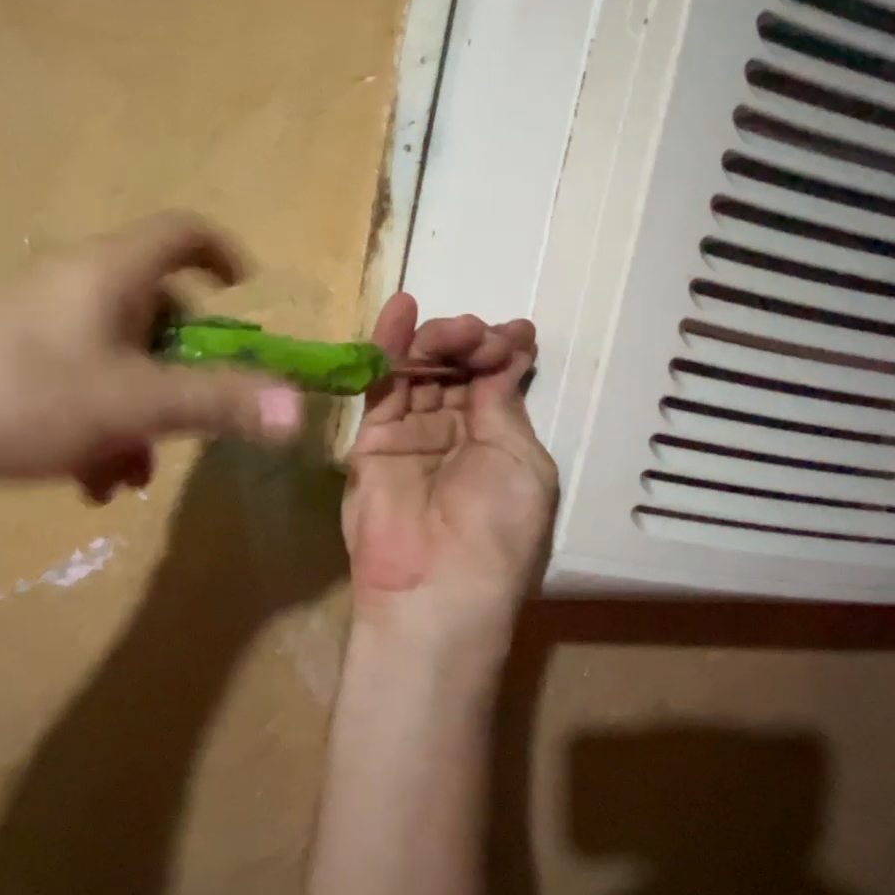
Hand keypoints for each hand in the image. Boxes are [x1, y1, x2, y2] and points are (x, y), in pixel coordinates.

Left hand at [0, 212, 304, 500]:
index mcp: (109, 271)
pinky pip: (77, 379)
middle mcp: (74, 282)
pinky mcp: (12, 357)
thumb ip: (218, 403)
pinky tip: (87, 482)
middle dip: (178, 374)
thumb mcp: (136, 407)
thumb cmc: (31, 403)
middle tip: (188, 424)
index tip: (245, 297)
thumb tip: (299, 408)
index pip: (182, 232)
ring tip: (128, 477)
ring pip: (116, 358)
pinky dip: (96, 424)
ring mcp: (39, 320)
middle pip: (154, 310)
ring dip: (137, 417)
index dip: (222, 256)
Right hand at [342, 293, 556, 634]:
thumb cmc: (497, 528)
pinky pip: (382, 385)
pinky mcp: (372, 438)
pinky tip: (402, 311)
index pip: (498, 383)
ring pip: (422, 372)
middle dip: (472, 343)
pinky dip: (389, 346)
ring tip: (451, 328)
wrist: (435, 584)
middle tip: (479, 334)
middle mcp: (455, 435)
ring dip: (438, 340)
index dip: (505, 352)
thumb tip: (501, 361)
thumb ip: (502, 407)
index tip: (517, 332)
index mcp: (500, 444)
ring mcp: (412, 435)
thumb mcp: (522, 463)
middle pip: (459, 370)